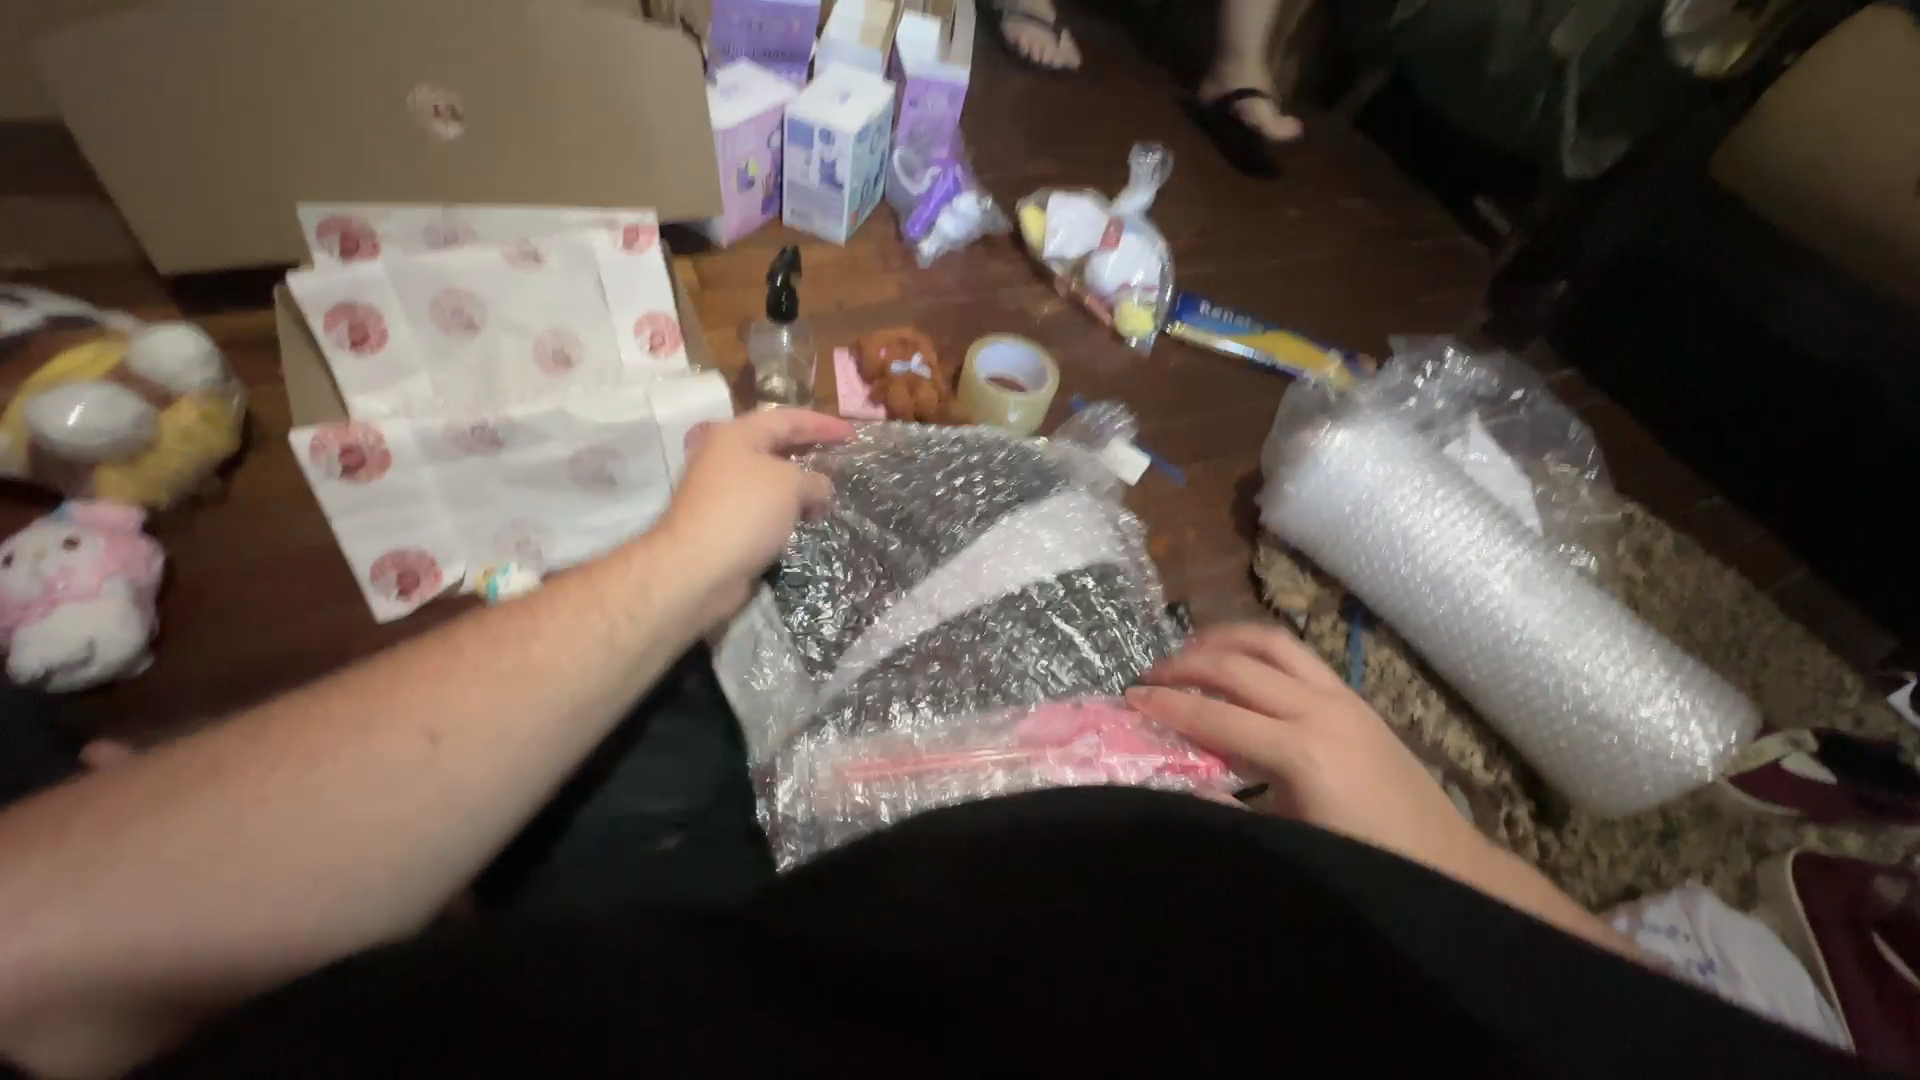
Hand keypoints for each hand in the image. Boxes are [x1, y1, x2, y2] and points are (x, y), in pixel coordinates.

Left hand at [655, 408, 853, 613]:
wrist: (697, 568)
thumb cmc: (745, 512)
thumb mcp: (791, 484)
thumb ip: (814, 479)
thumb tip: (820, 489)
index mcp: (737, 435)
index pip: (788, 419)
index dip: (823, 424)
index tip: (852, 435)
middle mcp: (726, 457)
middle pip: (776, 447)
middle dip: (810, 454)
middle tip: (840, 460)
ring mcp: (722, 492)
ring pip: (771, 481)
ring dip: (799, 488)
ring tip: (826, 500)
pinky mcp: (724, 523)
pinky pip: (764, 508)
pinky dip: (785, 511)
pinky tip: (803, 523)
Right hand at [1127, 623, 1499, 885]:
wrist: (1448, 862)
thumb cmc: (1365, 863)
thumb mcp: (1288, 843)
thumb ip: (1228, 807)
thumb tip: (1180, 779)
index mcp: (1301, 753)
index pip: (1215, 717)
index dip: (1167, 706)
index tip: (1129, 698)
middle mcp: (1319, 710)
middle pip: (1237, 667)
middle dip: (1185, 665)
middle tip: (1149, 674)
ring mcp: (1341, 696)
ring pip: (1270, 643)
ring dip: (1222, 640)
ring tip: (1188, 650)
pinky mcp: (1352, 695)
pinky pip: (1294, 654)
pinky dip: (1255, 647)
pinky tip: (1237, 663)